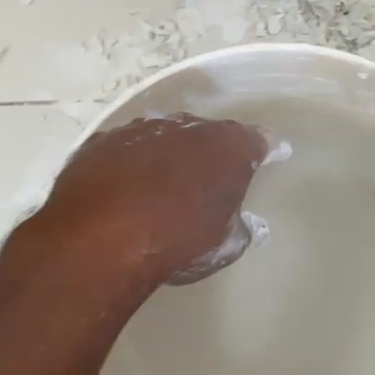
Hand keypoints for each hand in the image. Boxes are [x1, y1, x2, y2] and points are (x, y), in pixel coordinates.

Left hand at [29, 115, 268, 288]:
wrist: (100, 238)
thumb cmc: (177, 242)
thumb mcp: (223, 246)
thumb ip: (237, 228)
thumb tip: (240, 223)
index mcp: (227, 148)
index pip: (257, 141)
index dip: (266, 149)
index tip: (274, 153)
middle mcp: (186, 128)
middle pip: (207, 133)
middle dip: (212, 150)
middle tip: (212, 174)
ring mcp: (139, 130)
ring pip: (163, 136)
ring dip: (168, 153)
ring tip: (165, 181)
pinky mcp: (100, 143)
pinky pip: (126, 149)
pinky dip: (131, 163)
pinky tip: (126, 186)